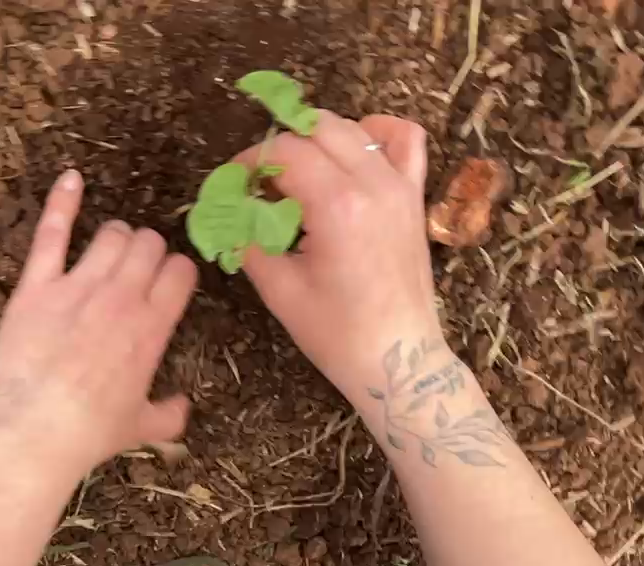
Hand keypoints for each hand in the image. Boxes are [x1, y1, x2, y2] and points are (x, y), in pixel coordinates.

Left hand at [0, 170, 196, 477]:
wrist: (35, 433)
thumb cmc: (90, 434)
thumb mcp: (139, 428)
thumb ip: (167, 415)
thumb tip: (183, 410)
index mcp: (152, 328)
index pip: (180, 273)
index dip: (176, 274)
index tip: (169, 282)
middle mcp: (121, 297)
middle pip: (149, 245)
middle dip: (148, 252)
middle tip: (138, 269)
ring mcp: (78, 287)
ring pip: (111, 235)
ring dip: (117, 238)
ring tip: (112, 248)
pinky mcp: (36, 286)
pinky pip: (52, 233)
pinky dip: (62, 202)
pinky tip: (71, 179)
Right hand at [237, 113, 440, 403]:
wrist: (395, 357)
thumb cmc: (336, 334)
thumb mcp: (280, 291)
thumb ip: (250, 244)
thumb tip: (229, 219)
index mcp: (336, 206)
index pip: (285, 153)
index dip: (250, 161)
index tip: (233, 182)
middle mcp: (372, 184)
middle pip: (318, 129)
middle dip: (280, 147)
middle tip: (258, 181)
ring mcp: (400, 186)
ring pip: (354, 129)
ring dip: (317, 141)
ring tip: (295, 174)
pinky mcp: (413, 197)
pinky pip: (404, 140)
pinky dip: (375, 134)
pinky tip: (353, 153)